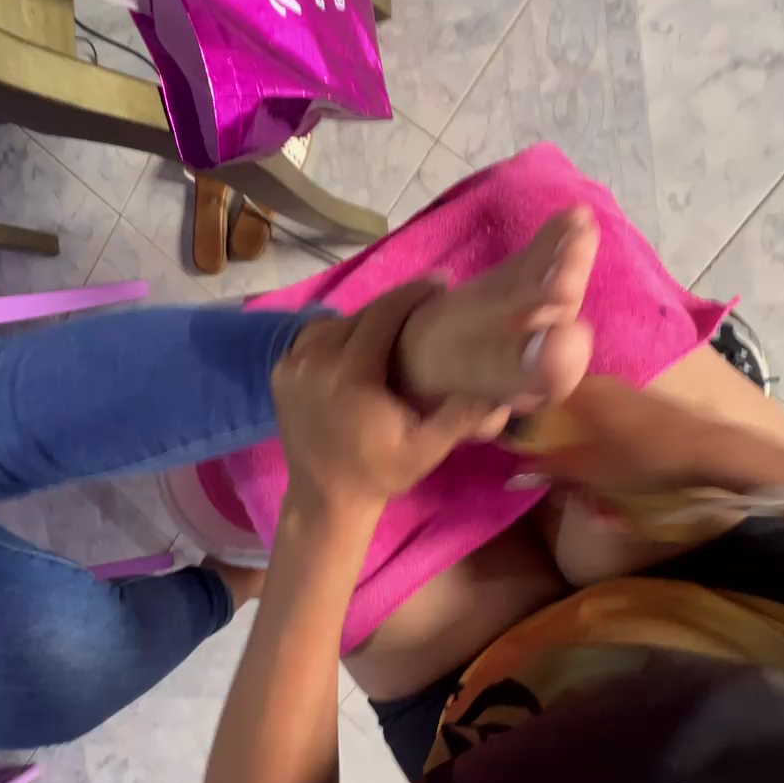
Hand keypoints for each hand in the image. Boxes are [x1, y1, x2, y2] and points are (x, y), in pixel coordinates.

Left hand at [273, 281, 508, 509]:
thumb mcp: (428, 448)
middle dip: (393, 306)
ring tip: (392, 323)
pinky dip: (335, 334)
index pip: (383, 314)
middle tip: (424, 303)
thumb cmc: (381, 472)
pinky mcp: (280, 374)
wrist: (326, 499)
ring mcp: (292, 367)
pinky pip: (312, 339)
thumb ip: (462, 416)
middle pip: (360, 315)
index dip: (413, 294)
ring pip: (334, 323)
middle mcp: (316, 362)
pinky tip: (356, 343)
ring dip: (364, 319)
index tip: (441, 284)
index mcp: (351, 376)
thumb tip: (503, 388)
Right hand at [526, 376, 726, 493]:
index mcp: (581, 390)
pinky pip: (616, 435)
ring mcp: (627, 396)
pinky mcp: (648, 410)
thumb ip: (550, 468)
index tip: (528, 463)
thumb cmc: (642, 458)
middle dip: (566, 463)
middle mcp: (601, 385)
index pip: (537, 404)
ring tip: (601, 506)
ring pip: (592, 434)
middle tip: (571, 494)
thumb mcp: (590, 470)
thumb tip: (516, 472)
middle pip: (566, 424)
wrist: (710, 452)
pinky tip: (622, 490)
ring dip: (591, 470)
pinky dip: (612, 461)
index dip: (529, 435)